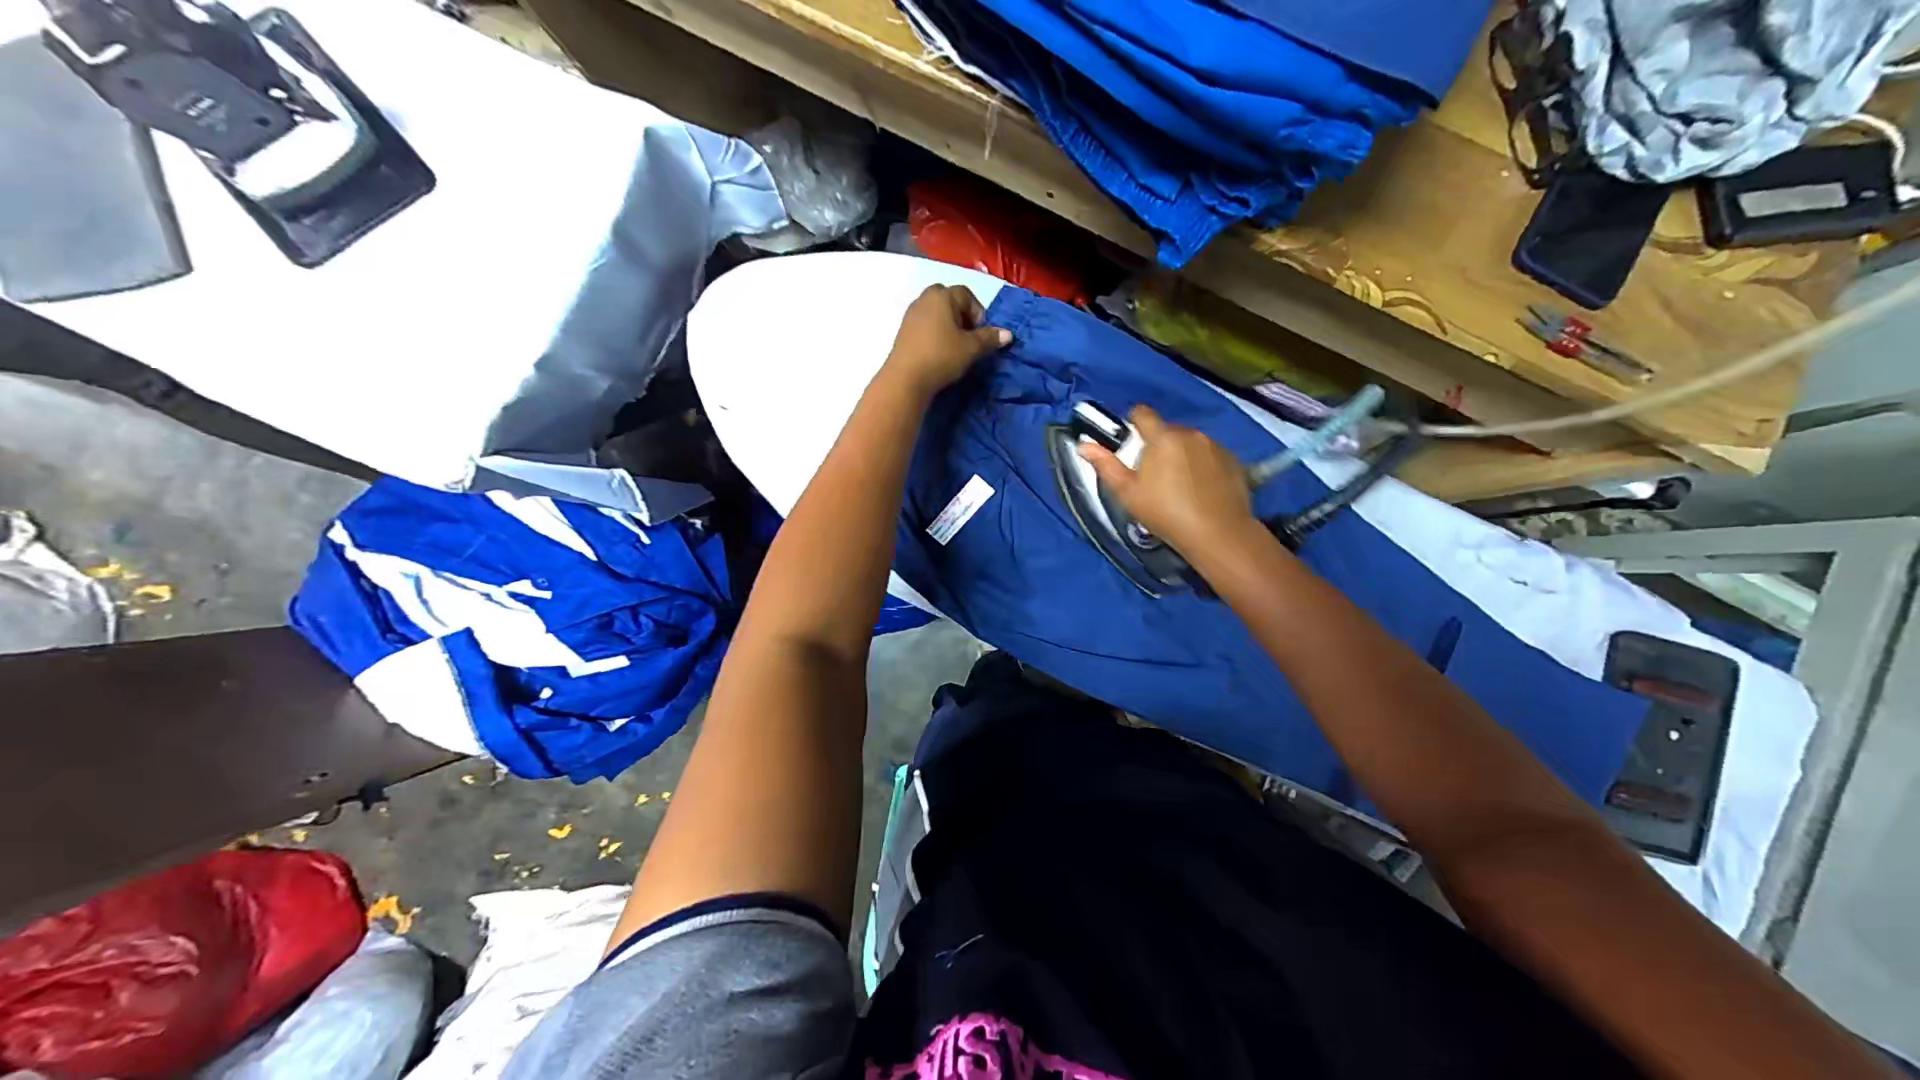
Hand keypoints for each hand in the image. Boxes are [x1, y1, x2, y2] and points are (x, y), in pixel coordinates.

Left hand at [881, 285, 1011, 396]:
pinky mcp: (903, 331)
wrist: (905, 378)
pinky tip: (939, 352)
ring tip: (955, 347)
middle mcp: (924, 299)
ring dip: (948, 325)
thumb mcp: (971, 348)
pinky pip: (925, 325)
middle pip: (949, 300)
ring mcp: (911, 314)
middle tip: (969, 337)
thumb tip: (1008, 334)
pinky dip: (935, 333)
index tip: (981, 333)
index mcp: (942, 296)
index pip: (966, 295)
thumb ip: (989, 338)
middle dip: (962, 316)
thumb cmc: (942, 356)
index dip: (978, 312)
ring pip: (936, 313)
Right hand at [1077, 405, 1256, 559]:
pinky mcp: (1234, 460)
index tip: (1130, 441)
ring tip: (1180, 484)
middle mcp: (1190, 434)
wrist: (1218, 533)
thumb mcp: (1128, 493)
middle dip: (1158, 444)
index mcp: (1162, 438)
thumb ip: (1106, 465)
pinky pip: (1211, 454)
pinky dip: (1203, 464)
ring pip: (1190, 442)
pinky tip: (1201, 488)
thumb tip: (1083, 445)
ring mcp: (1215, 445)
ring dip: (1182, 454)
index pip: (1143, 413)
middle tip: (1153, 474)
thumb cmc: (1166, 513)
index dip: (1133, 422)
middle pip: (1167, 430)